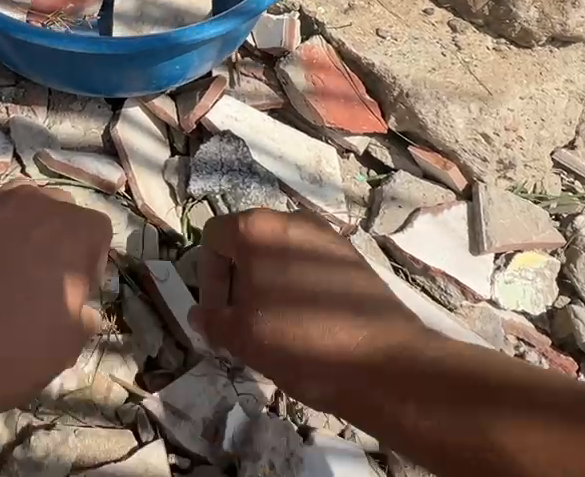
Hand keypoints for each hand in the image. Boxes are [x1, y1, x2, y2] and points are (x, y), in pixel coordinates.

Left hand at [0, 183, 112, 413]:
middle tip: (43, 278)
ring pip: (19, 201)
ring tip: (7, 262)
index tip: (77, 292)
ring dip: (21, 224)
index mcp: (75, 230)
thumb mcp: (69, 344)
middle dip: (57, 236)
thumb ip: (82, 315)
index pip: (98, 231)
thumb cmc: (15, 349)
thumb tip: (81, 308)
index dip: (90, 262)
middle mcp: (38, 204)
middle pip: (60, 208)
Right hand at [190, 209, 430, 412]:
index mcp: (256, 228)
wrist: (384, 365)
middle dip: (237, 280)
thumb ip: (213, 321)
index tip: (218, 316)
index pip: (212, 238)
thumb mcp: (242, 339)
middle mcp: (289, 218)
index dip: (208, 278)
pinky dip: (296, 286)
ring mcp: (324, 235)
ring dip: (266, 283)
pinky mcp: (350, 256)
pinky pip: (307, 263)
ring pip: (278, 253)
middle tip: (242, 322)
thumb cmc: (300, 344)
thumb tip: (200, 315)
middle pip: (246, 242)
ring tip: (274, 327)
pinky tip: (306, 325)